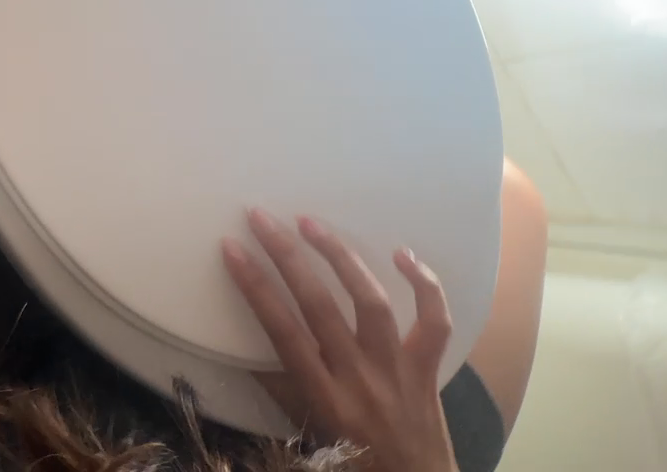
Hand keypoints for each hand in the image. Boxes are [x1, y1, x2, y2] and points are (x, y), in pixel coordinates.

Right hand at [223, 211, 458, 471]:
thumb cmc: (351, 458)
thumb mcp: (306, 424)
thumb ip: (279, 379)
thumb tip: (244, 333)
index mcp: (323, 395)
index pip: (281, 329)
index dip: (253, 285)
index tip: (231, 247)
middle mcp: (359, 379)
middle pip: (320, 305)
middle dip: (287, 255)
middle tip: (261, 218)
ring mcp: (397, 372)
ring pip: (371, 304)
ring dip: (339, 257)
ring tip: (311, 224)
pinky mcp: (428, 370)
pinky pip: (434, 325)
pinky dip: (426, 287)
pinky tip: (401, 253)